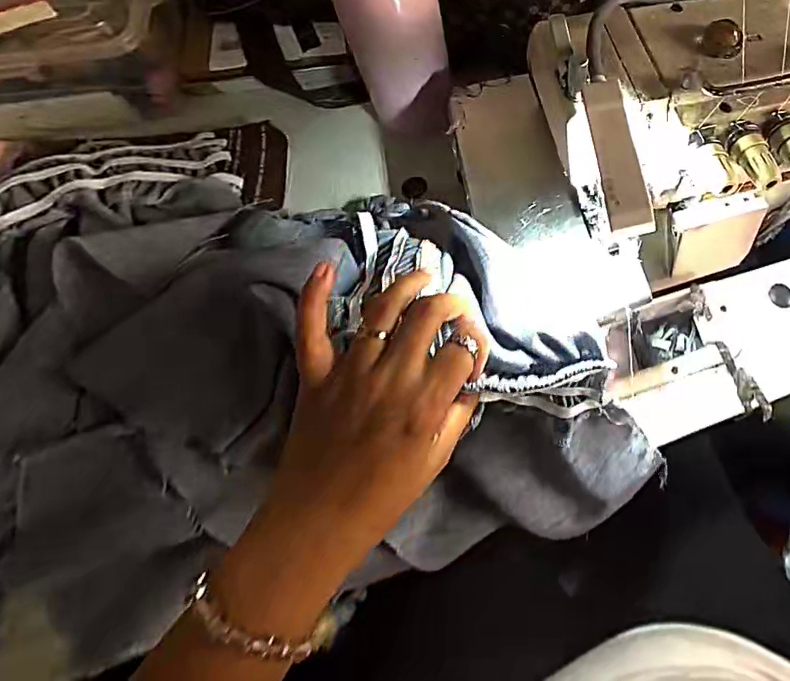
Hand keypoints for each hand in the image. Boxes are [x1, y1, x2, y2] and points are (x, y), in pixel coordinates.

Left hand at [263, 261, 491, 545]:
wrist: (316, 523)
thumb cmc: (385, 494)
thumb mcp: (439, 456)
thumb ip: (460, 409)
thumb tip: (471, 374)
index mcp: (427, 403)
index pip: (464, 347)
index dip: (476, 341)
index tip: (473, 348)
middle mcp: (393, 377)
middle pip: (430, 314)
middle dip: (451, 301)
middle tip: (456, 305)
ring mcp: (351, 371)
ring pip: (384, 308)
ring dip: (408, 283)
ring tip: (424, 276)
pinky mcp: (318, 375)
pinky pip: (313, 328)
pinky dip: (315, 295)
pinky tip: (325, 267)